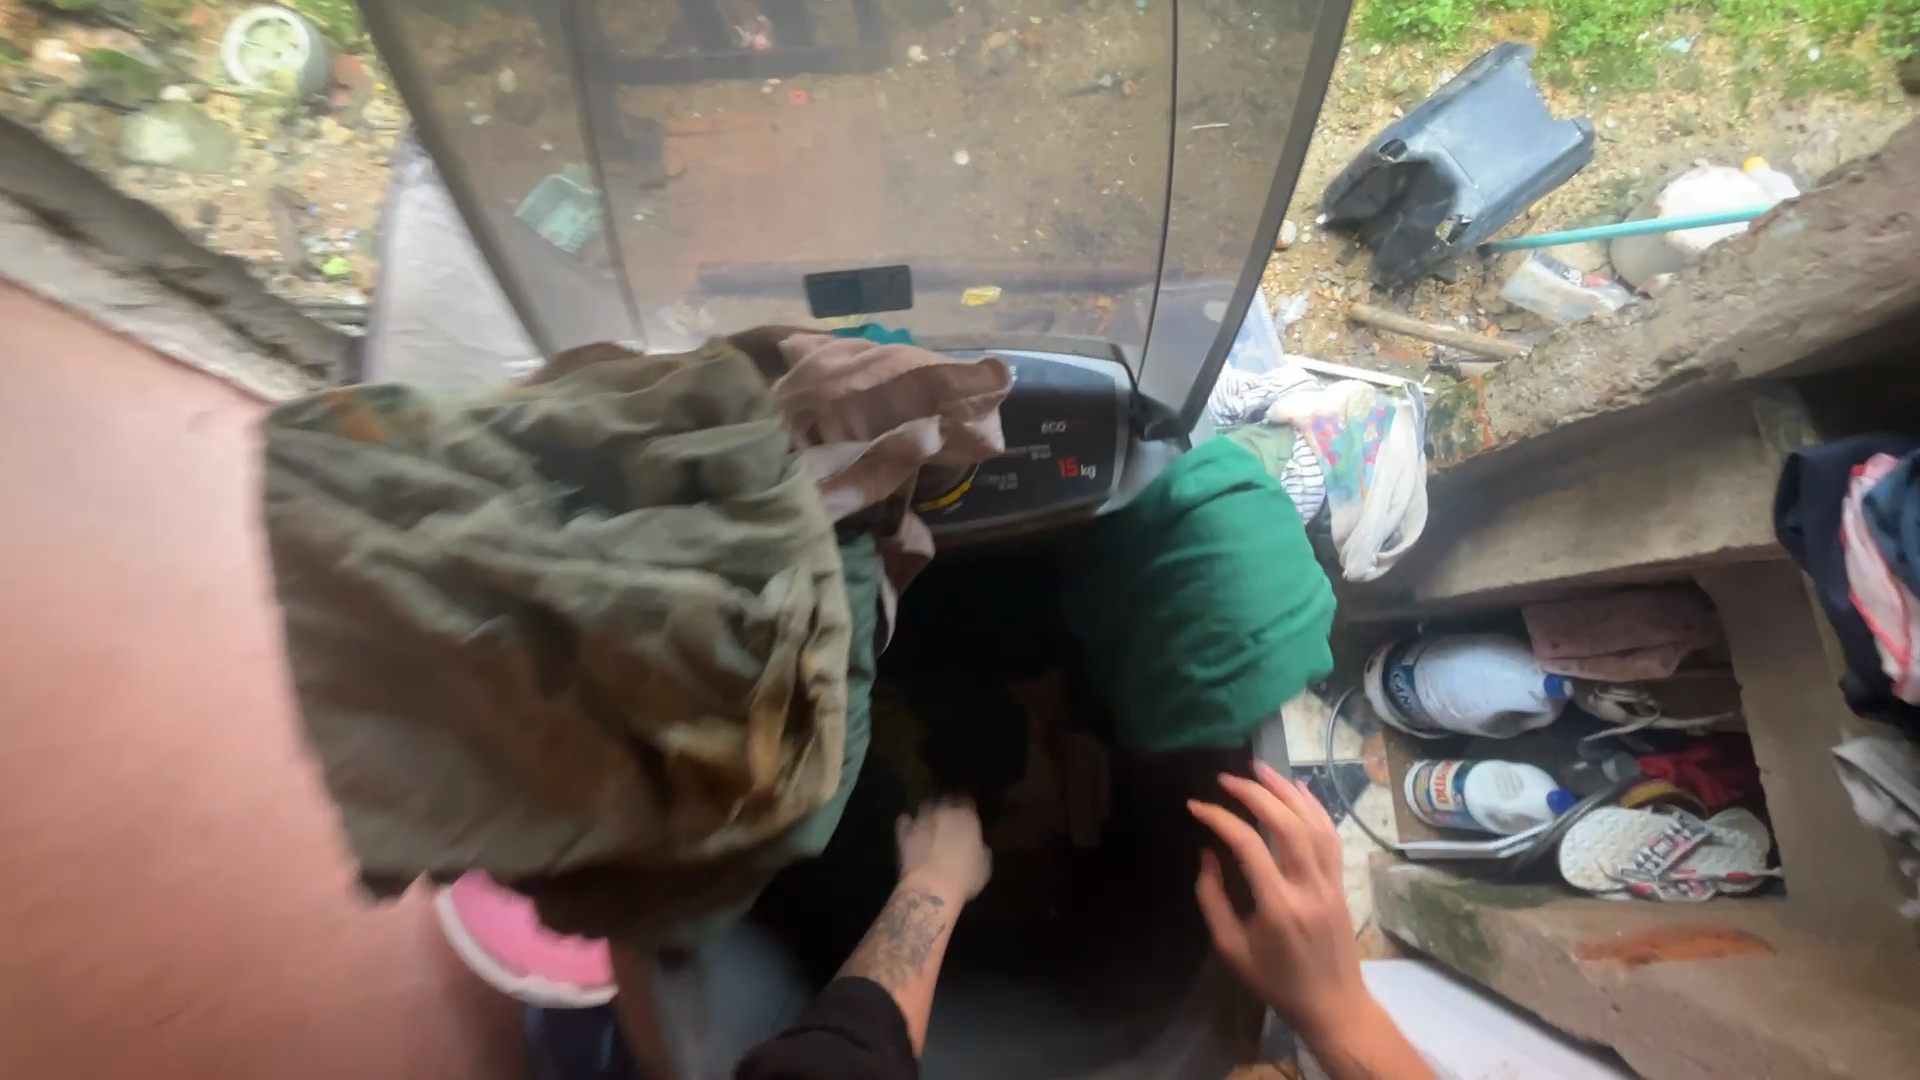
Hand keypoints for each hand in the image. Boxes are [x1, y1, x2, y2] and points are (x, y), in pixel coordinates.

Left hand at [897, 798, 991, 900]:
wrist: (932, 886)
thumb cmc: (964, 878)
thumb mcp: (984, 866)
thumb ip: (980, 849)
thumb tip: (977, 845)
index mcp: (967, 816)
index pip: (968, 801)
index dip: (967, 807)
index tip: (967, 813)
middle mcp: (944, 810)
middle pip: (946, 799)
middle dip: (947, 806)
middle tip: (949, 818)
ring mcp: (922, 819)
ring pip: (925, 805)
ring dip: (928, 812)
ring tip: (930, 821)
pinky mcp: (905, 831)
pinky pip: (905, 820)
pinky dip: (908, 822)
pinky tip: (910, 827)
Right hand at [1188, 762, 1370, 1046]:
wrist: (1334, 1007)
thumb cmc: (1276, 980)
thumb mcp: (1230, 947)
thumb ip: (1211, 898)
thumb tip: (1207, 853)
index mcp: (1278, 906)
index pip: (1248, 846)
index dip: (1219, 818)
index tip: (1195, 806)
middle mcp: (1308, 888)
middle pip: (1287, 825)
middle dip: (1255, 794)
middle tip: (1226, 778)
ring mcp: (1330, 883)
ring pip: (1314, 824)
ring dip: (1286, 791)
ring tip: (1260, 768)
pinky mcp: (1341, 883)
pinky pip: (1330, 835)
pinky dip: (1314, 807)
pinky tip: (1297, 788)